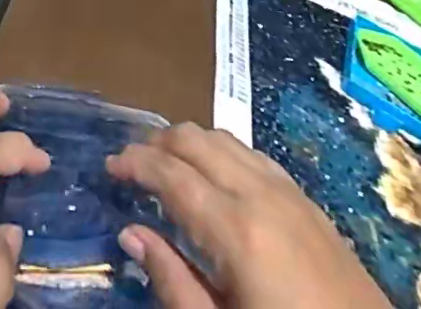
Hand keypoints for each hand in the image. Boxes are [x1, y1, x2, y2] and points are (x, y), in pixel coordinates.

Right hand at [107, 124, 390, 308]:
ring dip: (189, 143)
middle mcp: (260, 195)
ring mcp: (290, 194)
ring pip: (225, 138)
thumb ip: (173, 281)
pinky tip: (216, 178)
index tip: (109, 166)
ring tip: (168, 165)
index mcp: (235, 229)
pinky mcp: (311, 203)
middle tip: (133, 164)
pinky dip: (222, 152)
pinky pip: (254, 155)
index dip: (134, 162)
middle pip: (195, 140)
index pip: (170, 173)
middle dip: (157, 143)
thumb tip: (131, 232)